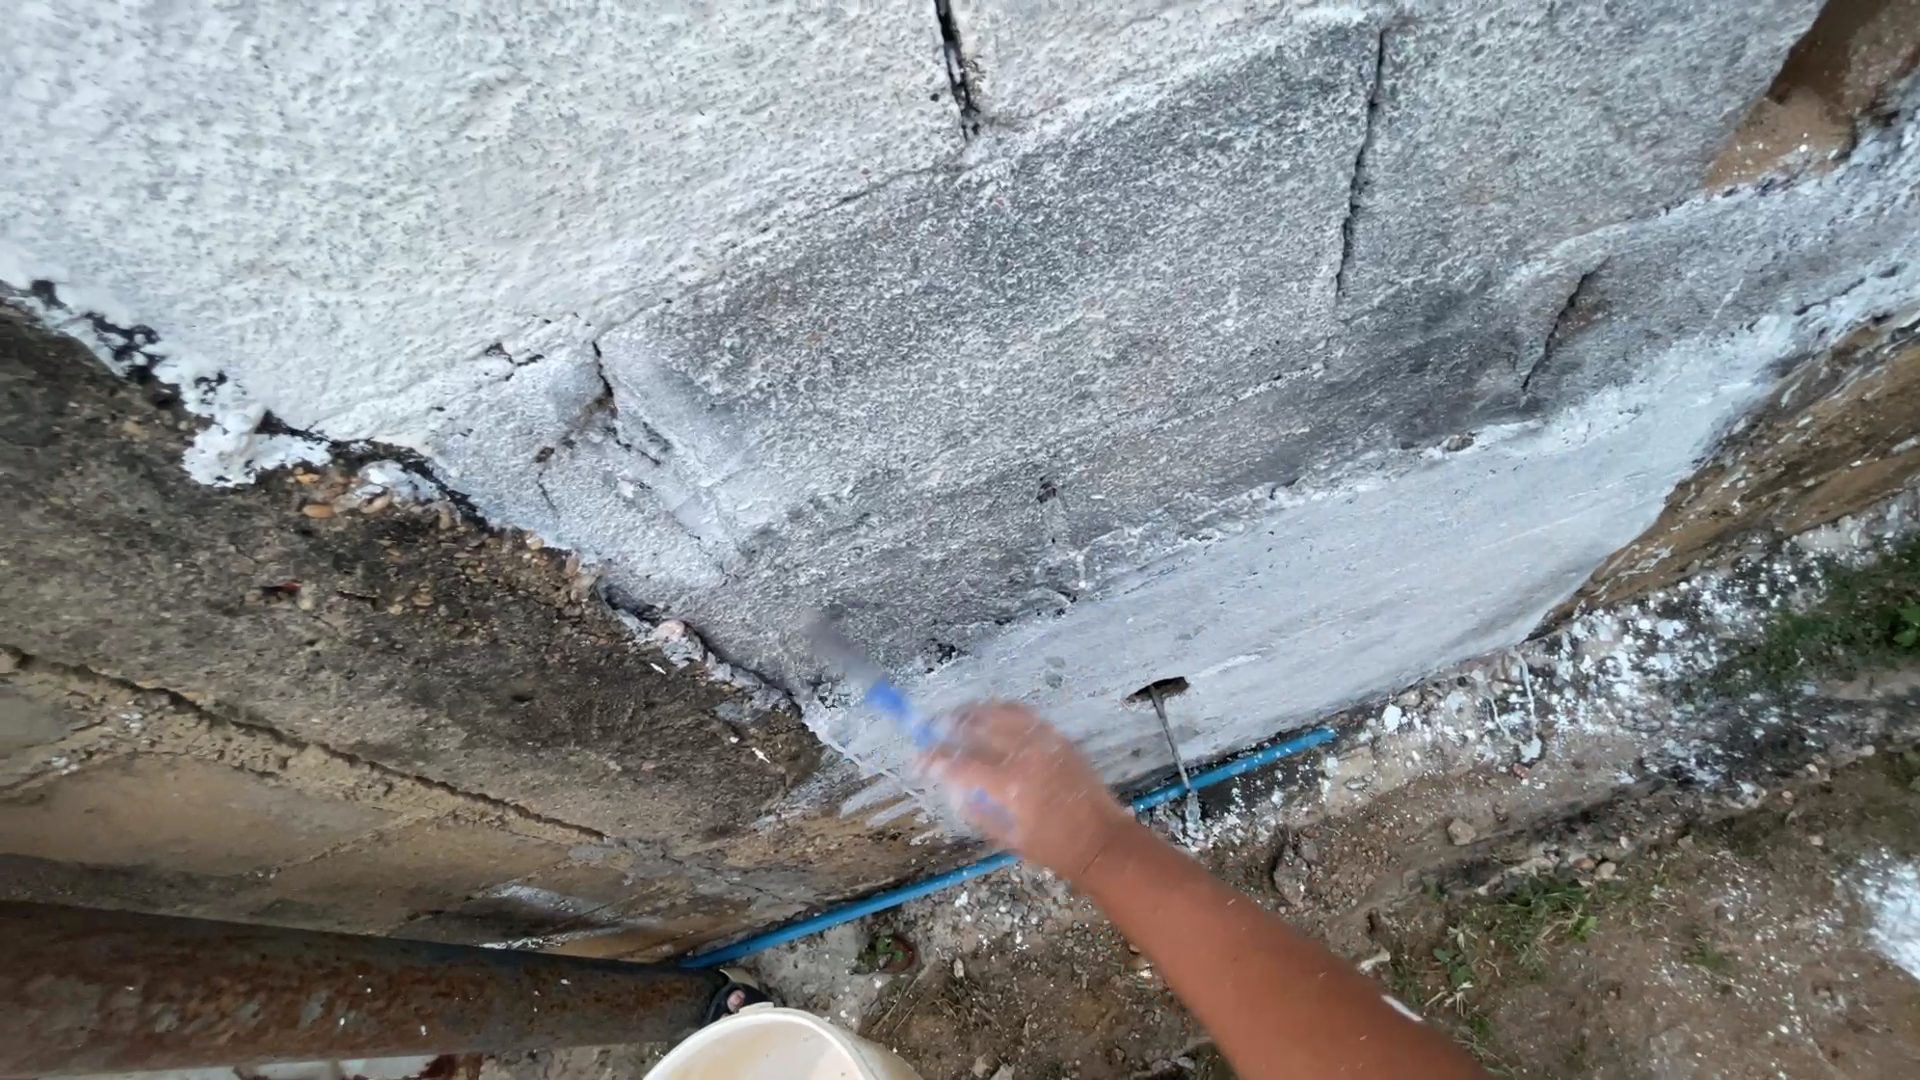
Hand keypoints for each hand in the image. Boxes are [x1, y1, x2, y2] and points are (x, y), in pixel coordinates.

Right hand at [920, 702, 1133, 878]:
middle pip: (975, 728)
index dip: (934, 760)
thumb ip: (975, 808)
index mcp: (1009, 786)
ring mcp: (1042, 741)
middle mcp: (1024, 755)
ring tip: (953, 716)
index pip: (960, 764)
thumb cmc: (1052, 847)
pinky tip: (988, 713)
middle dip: (946, 727)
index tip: (920, 761)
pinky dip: (999, 709)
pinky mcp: (1056, 736)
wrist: (1100, 839)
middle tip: (929, 730)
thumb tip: (950, 784)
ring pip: (998, 712)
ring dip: (970, 712)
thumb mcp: (1005, 837)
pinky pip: (1022, 713)